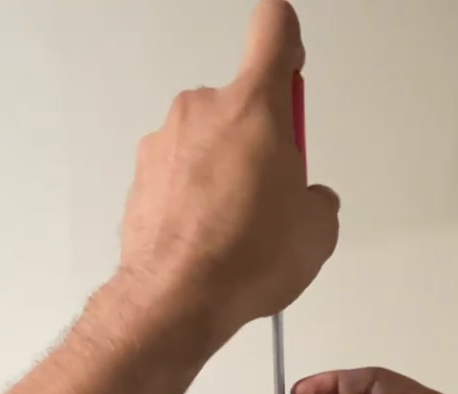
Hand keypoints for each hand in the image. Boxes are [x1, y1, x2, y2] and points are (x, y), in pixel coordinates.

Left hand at [117, 1, 339, 338]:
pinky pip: (175, 180)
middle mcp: (200, 111)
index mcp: (253, 106)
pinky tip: (205, 243)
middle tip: (269, 194)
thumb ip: (317, 201)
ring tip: (235, 232)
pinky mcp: (139, 182)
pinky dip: (191, 203)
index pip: (273, 32)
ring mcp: (162, 145)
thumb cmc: (241, 257)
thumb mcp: (316, 231)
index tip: (290, 60)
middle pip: (238, 106)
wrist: (176, 298)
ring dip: (221, 176)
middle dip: (256, 144)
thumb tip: (308, 205)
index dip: (286, 43)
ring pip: (203, 147)